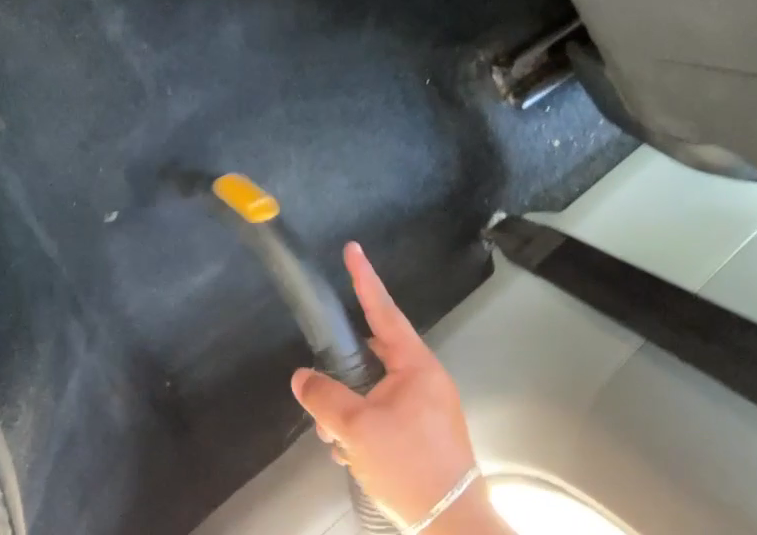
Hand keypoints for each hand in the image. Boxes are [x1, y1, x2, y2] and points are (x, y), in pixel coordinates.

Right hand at [293, 243, 480, 526]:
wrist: (453, 526)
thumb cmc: (410, 466)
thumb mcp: (357, 429)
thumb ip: (324, 397)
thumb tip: (303, 378)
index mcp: (416, 366)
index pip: (383, 310)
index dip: (364, 279)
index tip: (352, 249)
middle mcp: (424, 380)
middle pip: (370, 359)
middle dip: (341, 379)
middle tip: (322, 400)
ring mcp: (425, 409)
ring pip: (372, 394)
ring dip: (348, 413)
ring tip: (338, 442)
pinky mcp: (422, 435)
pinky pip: (382, 417)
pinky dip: (362, 431)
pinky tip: (352, 456)